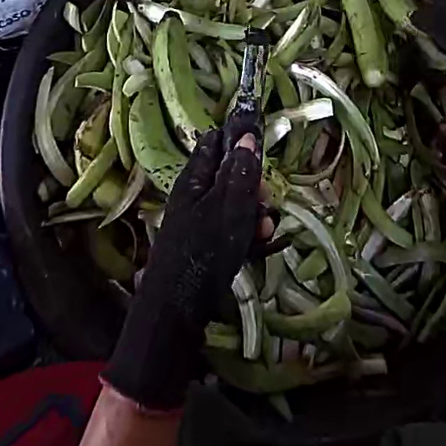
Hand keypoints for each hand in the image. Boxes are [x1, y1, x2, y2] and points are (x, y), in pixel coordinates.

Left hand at [102, 114, 263, 409]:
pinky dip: (250, 234)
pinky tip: (263, 243)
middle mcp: (195, 195)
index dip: (238, 138)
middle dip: (254, 184)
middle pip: (231, 174)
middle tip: (265, 197)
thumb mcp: (229, 204)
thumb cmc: (204, 248)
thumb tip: (247, 135)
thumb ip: (240, 169)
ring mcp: (200, 222)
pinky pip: (235, 230)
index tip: (262, 143)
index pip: (215, 142)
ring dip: (256, 212)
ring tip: (266, 227)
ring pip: (236, 204)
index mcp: (194, 177)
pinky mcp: (207, 247)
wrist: (179, 310)